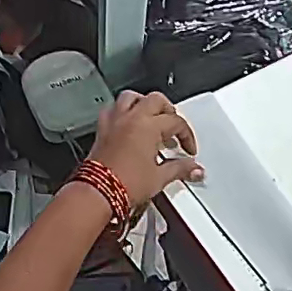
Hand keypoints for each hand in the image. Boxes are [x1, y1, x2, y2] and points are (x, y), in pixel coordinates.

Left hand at [87, 91, 202, 206]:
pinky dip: (122, 112)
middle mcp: (131, 118)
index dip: (186, 135)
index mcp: (148, 125)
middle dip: (168, 111)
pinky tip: (127, 123)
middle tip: (173, 126)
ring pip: (131, 98)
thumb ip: (180, 169)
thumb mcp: (159, 177)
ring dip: (143, 103)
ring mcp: (114, 122)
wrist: (99, 192)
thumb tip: (193, 168)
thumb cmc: (124, 183)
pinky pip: (112, 110)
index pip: (176, 122)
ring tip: (151, 116)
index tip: (188, 149)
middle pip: (155, 100)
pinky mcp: (101, 130)